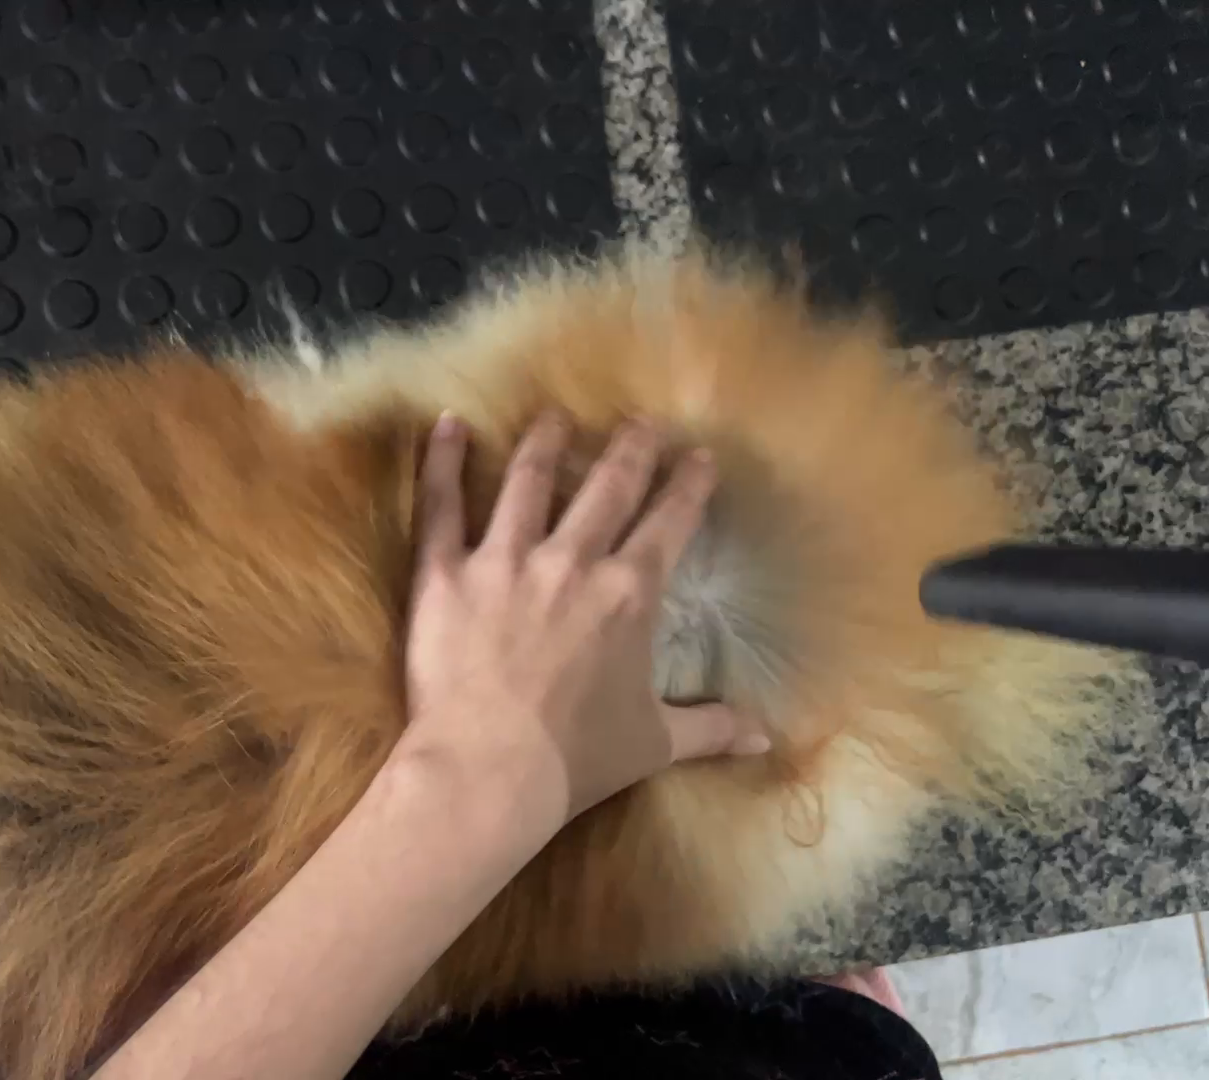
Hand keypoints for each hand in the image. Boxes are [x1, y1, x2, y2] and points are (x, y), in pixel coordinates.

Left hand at [398, 411, 769, 827]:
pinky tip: (445, 426)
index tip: (697, 456)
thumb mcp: (654, 744)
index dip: (687, 486)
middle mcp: (570, 560)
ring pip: (528, 480)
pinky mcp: (445, 571)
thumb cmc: (575, 758)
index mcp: (627, 593)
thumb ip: (711, 729)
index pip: (668, 523)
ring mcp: (503, 559)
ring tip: (553, 416)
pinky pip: (441, 505)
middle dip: (630, 448)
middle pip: (607, 487)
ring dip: (545, 443)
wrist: (490, 768)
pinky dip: (440, 461)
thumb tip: (767, 739)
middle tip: (639, 422)